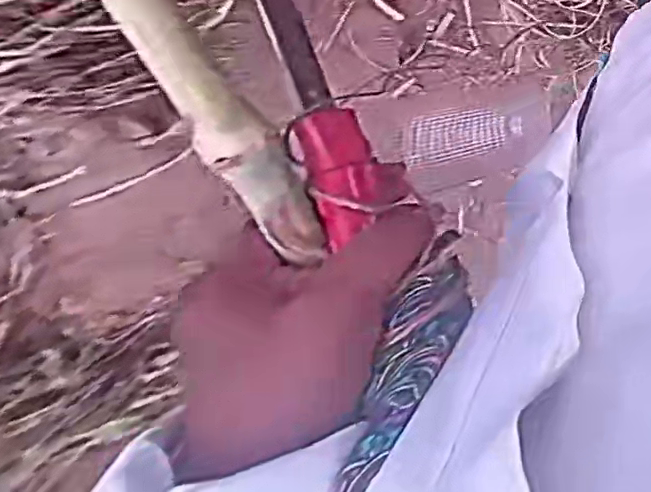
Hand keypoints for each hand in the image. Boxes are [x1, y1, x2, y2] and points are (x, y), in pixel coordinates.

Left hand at [172, 205, 432, 481]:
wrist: (284, 481)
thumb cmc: (293, 383)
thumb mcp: (341, 298)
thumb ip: (384, 239)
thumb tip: (421, 208)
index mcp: (229, 280)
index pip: (295, 206)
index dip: (348, 190)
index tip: (401, 188)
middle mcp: (246, 301)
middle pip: (330, 240)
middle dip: (381, 238)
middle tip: (420, 239)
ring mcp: (274, 334)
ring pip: (349, 275)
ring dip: (391, 273)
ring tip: (418, 281)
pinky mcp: (304, 360)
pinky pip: (354, 309)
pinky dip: (387, 303)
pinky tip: (405, 313)